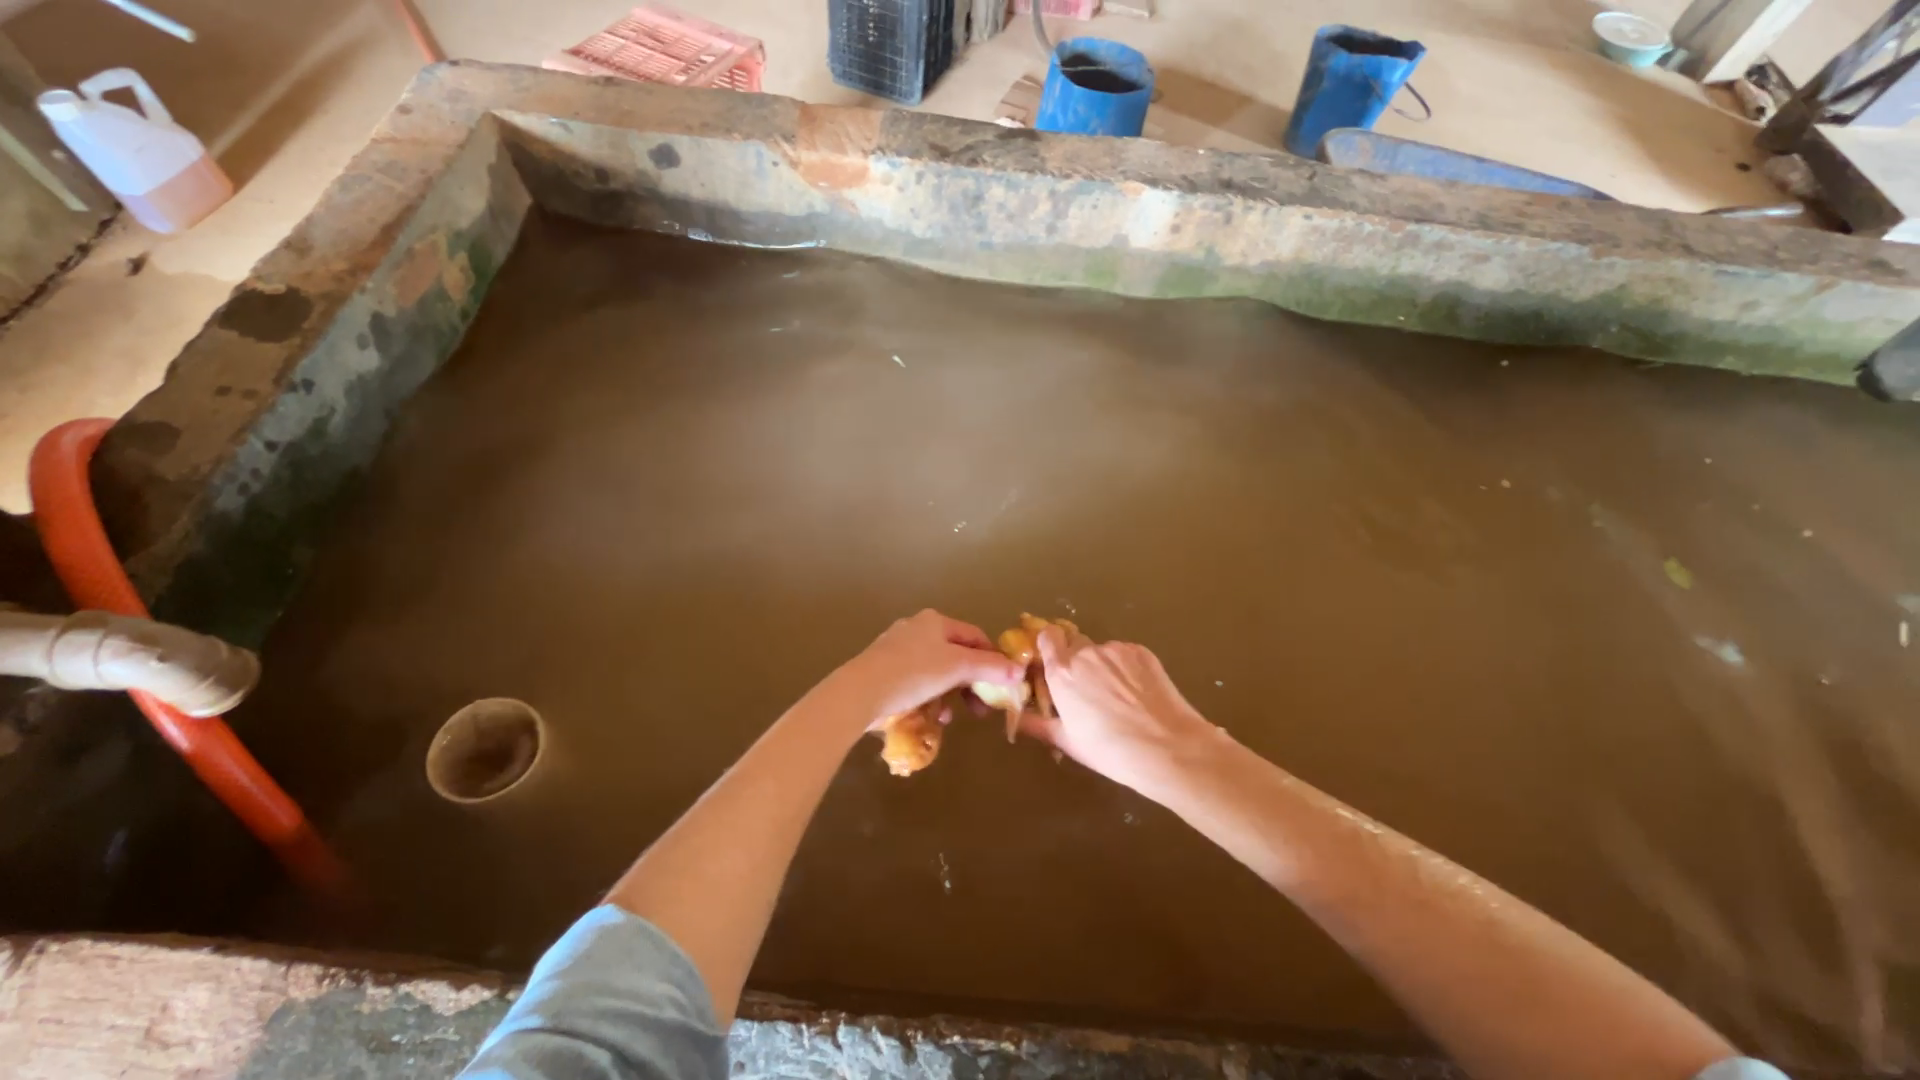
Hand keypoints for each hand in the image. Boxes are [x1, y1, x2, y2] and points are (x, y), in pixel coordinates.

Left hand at [815, 609, 1026, 734]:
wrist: (859, 692)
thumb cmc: (913, 673)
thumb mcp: (957, 668)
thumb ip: (990, 668)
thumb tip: (1019, 670)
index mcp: (936, 621)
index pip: (975, 637)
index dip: (993, 660)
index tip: (1002, 685)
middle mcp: (916, 628)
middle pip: (956, 655)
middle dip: (971, 683)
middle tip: (981, 709)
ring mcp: (897, 648)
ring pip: (937, 671)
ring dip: (950, 694)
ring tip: (951, 717)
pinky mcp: (883, 669)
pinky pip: (916, 681)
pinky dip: (928, 696)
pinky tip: (930, 716)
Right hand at [1025, 625, 1223, 797]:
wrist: (1168, 748)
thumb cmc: (1110, 751)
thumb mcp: (1067, 741)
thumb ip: (1037, 724)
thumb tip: (1016, 717)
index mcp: (1062, 672)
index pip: (1047, 637)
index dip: (1047, 646)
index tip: (1050, 663)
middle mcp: (1086, 653)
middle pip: (1073, 642)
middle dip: (1073, 658)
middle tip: (1084, 686)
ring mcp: (1116, 650)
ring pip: (1100, 651)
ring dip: (1100, 665)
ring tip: (1116, 696)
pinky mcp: (1142, 652)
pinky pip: (1124, 654)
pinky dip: (1124, 668)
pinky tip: (1135, 693)